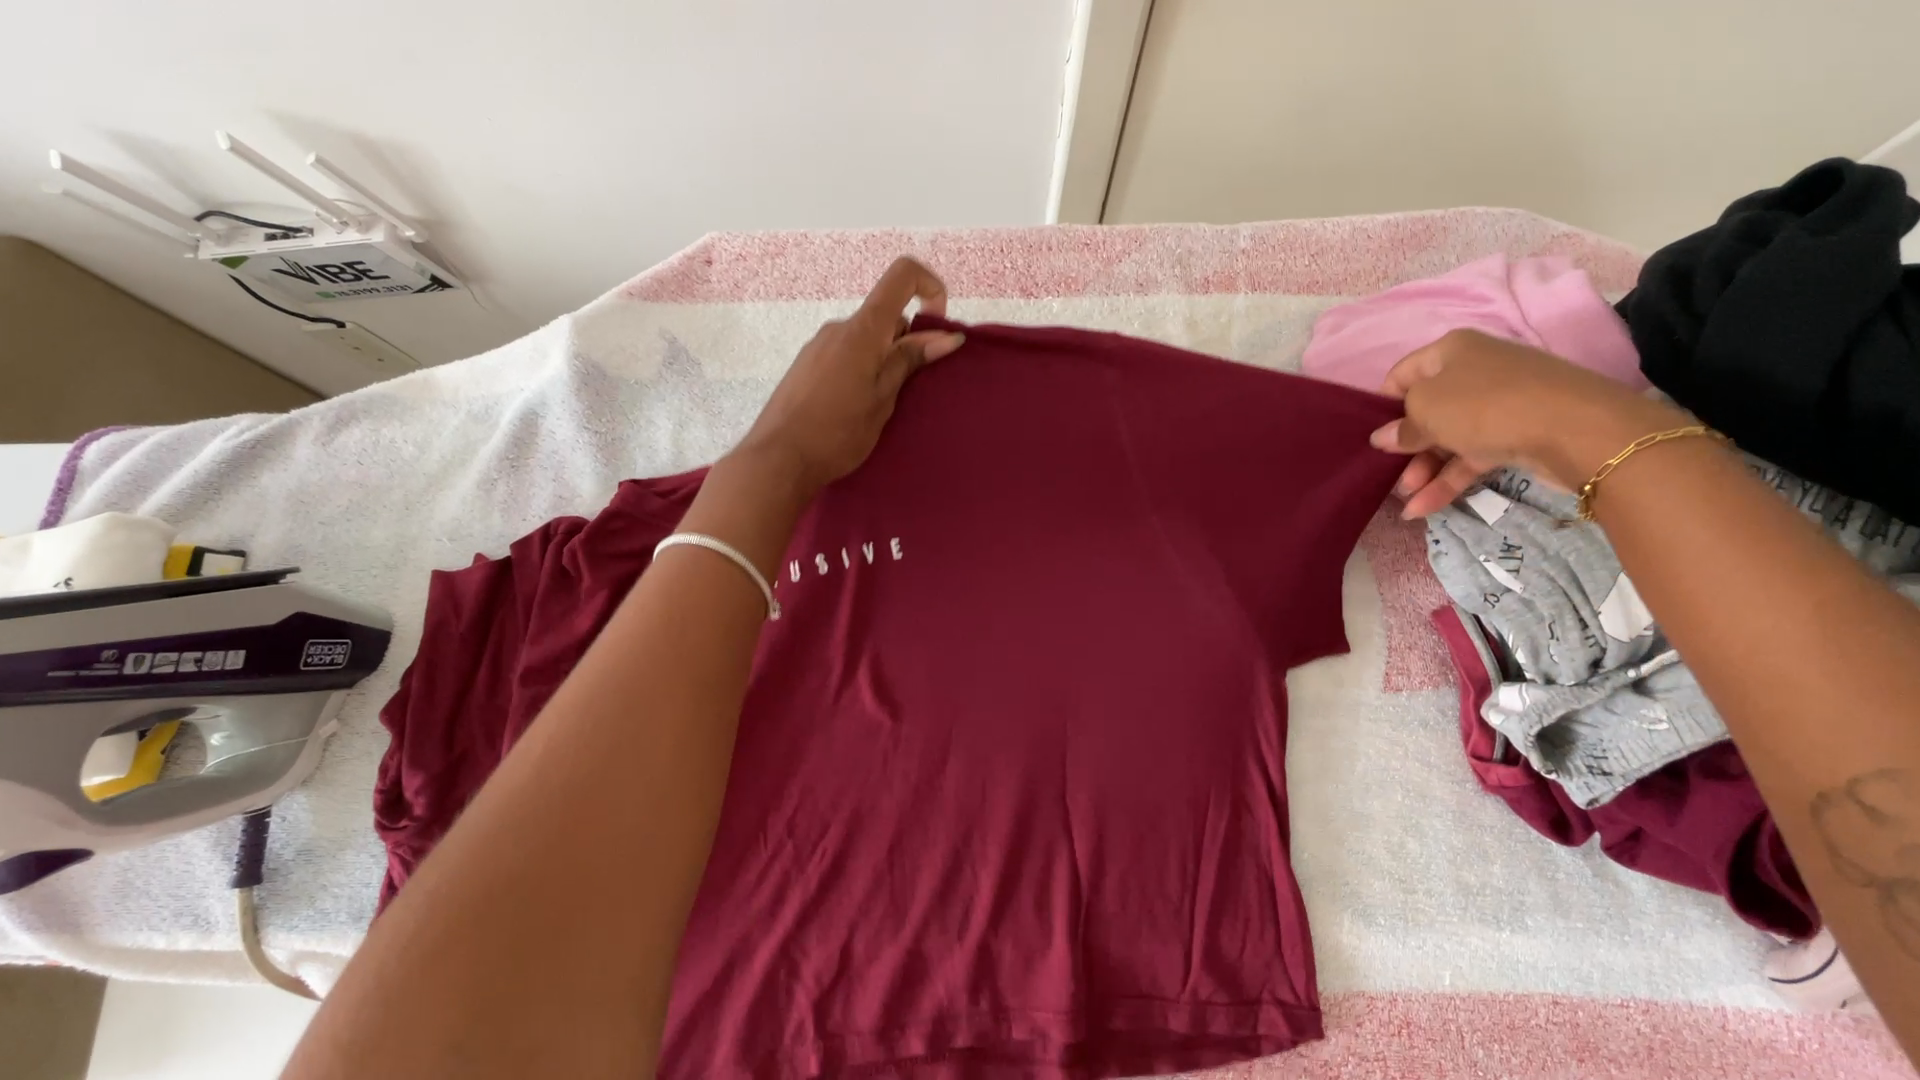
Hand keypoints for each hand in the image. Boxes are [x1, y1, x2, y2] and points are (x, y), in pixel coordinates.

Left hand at [734, 257, 963, 491]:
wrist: (778, 459)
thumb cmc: (837, 432)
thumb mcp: (883, 398)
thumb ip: (910, 361)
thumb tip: (946, 336)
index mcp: (862, 330)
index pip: (902, 276)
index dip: (929, 287)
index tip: (938, 326)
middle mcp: (839, 327)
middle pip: (886, 316)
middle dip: (907, 343)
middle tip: (910, 388)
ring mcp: (819, 345)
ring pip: (866, 339)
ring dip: (884, 360)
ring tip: (879, 406)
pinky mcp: (806, 365)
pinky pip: (846, 354)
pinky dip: (862, 369)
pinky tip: (855, 408)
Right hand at [1369, 329, 1687, 516]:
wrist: (1576, 428)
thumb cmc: (1485, 406)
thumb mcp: (1426, 411)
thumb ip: (1401, 426)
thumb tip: (1384, 436)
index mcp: (1451, 351)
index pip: (1402, 375)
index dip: (1383, 406)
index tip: (1371, 437)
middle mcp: (1475, 370)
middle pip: (1427, 410)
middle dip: (1406, 447)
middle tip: (1390, 475)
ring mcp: (1500, 403)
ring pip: (1450, 438)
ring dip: (1425, 469)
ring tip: (1408, 500)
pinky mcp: (1519, 433)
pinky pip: (1474, 455)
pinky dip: (1450, 480)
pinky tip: (1426, 508)